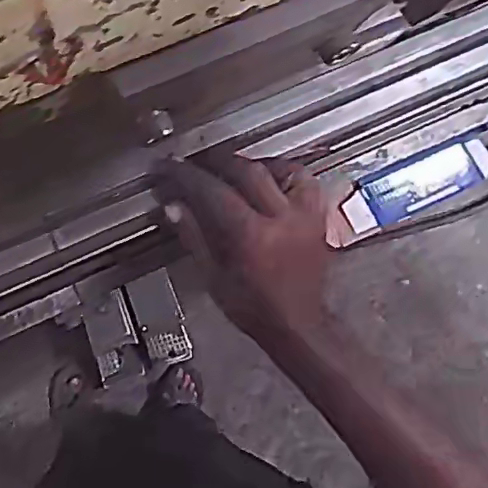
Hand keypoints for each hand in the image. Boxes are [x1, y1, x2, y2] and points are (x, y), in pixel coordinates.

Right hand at [160, 153, 332, 342]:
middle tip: (196, 164)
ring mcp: (304, 216)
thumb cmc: (257, 309)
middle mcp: (281, 220)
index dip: (186, 175)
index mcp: (252, 237)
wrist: (298, 326)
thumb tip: (174, 206)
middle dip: (214, 162)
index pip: (213, 190)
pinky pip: (303, 179)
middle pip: (244, 170)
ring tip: (228, 165)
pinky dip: (283, 171)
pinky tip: (268, 173)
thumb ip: (193, 236)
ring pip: (275, 168)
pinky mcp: (317, 217)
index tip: (170, 168)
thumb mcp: (213, 277)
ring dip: (248, 162)